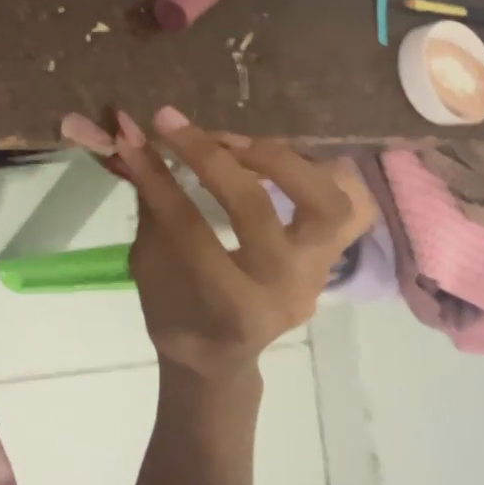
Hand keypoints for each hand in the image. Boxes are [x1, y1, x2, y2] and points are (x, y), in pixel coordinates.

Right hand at [65, 108, 373, 377]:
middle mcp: (283, 289)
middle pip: (258, 210)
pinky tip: (281, 156)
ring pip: (326, 203)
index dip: (157, 177)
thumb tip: (128, 137)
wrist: (217, 356)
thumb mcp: (148, 259)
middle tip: (178, 129)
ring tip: (235, 142)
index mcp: (228, 305)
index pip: (188, 228)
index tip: (131, 135)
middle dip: (213, 160)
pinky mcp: (334, 256)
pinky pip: (355, 208)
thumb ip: (149, 199)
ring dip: (279, 160)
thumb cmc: (173, 309)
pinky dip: (324, 174)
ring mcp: (317, 272)